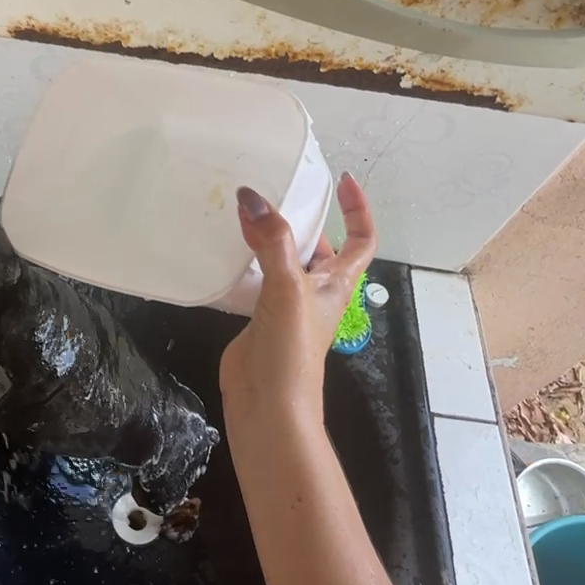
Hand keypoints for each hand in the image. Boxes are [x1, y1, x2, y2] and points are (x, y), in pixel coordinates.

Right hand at [219, 173, 376, 428]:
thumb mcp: (288, 287)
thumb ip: (273, 241)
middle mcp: (316, 292)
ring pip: (283, 262)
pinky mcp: (259, 318)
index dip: (358, 210)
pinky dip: (244, 263)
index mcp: (337, 283)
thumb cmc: (291, 348)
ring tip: (244, 213)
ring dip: (269, 239)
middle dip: (302, 219)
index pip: (362, 240)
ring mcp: (287, 306)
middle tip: (275, 192)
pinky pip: (255, 280)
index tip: (343, 180)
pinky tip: (223, 252)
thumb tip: (251, 197)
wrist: (267, 404)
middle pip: (319, 247)